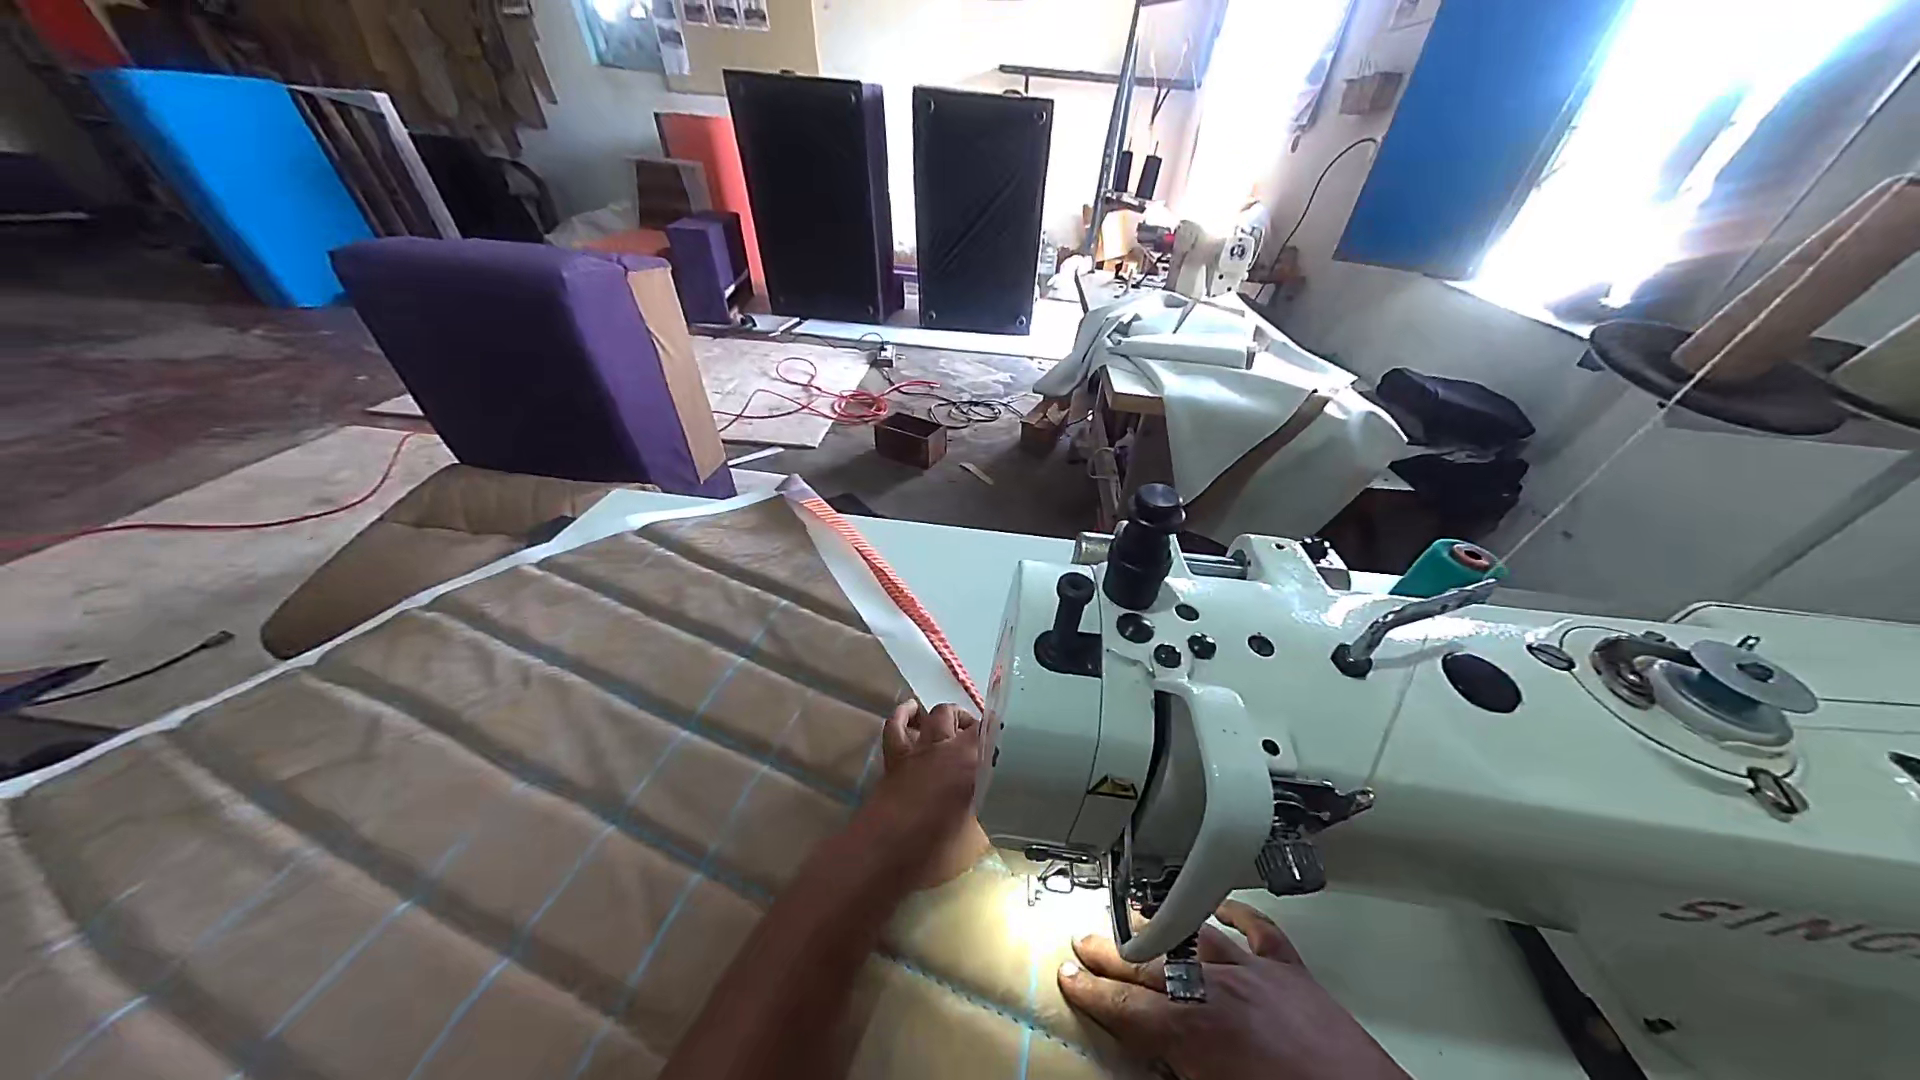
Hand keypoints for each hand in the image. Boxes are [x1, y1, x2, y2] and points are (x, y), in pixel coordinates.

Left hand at [857, 702, 989, 887]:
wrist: (884, 854)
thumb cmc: (936, 850)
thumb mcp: (977, 841)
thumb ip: (988, 818)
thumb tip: (996, 815)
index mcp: (974, 766)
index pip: (994, 736)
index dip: (1001, 737)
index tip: (1008, 748)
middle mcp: (949, 750)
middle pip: (967, 722)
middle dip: (976, 728)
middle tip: (980, 745)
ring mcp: (920, 750)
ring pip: (937, 715)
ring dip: (948, 717)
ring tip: (953, 726)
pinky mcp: (896, 757)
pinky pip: (897, 726)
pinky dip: (905, 715)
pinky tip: (911, 711)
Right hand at [1057, 900, 1409, 1079]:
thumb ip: (1177, 1074)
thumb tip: (1151, 1064)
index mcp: (1196, 1031)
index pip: (1126, 1005)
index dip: (1091, 991)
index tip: (1067, 976)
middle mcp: (1218, 990)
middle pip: (1150, 962)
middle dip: (1110, 952)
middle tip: (1083, 940)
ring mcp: (1255, 973)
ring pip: (1193, 935)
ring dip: (1160, 925)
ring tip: (1134, 914)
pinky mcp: (1291, 971)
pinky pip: (1257, 930)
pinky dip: (1235, 915)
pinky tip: (1218, 906)